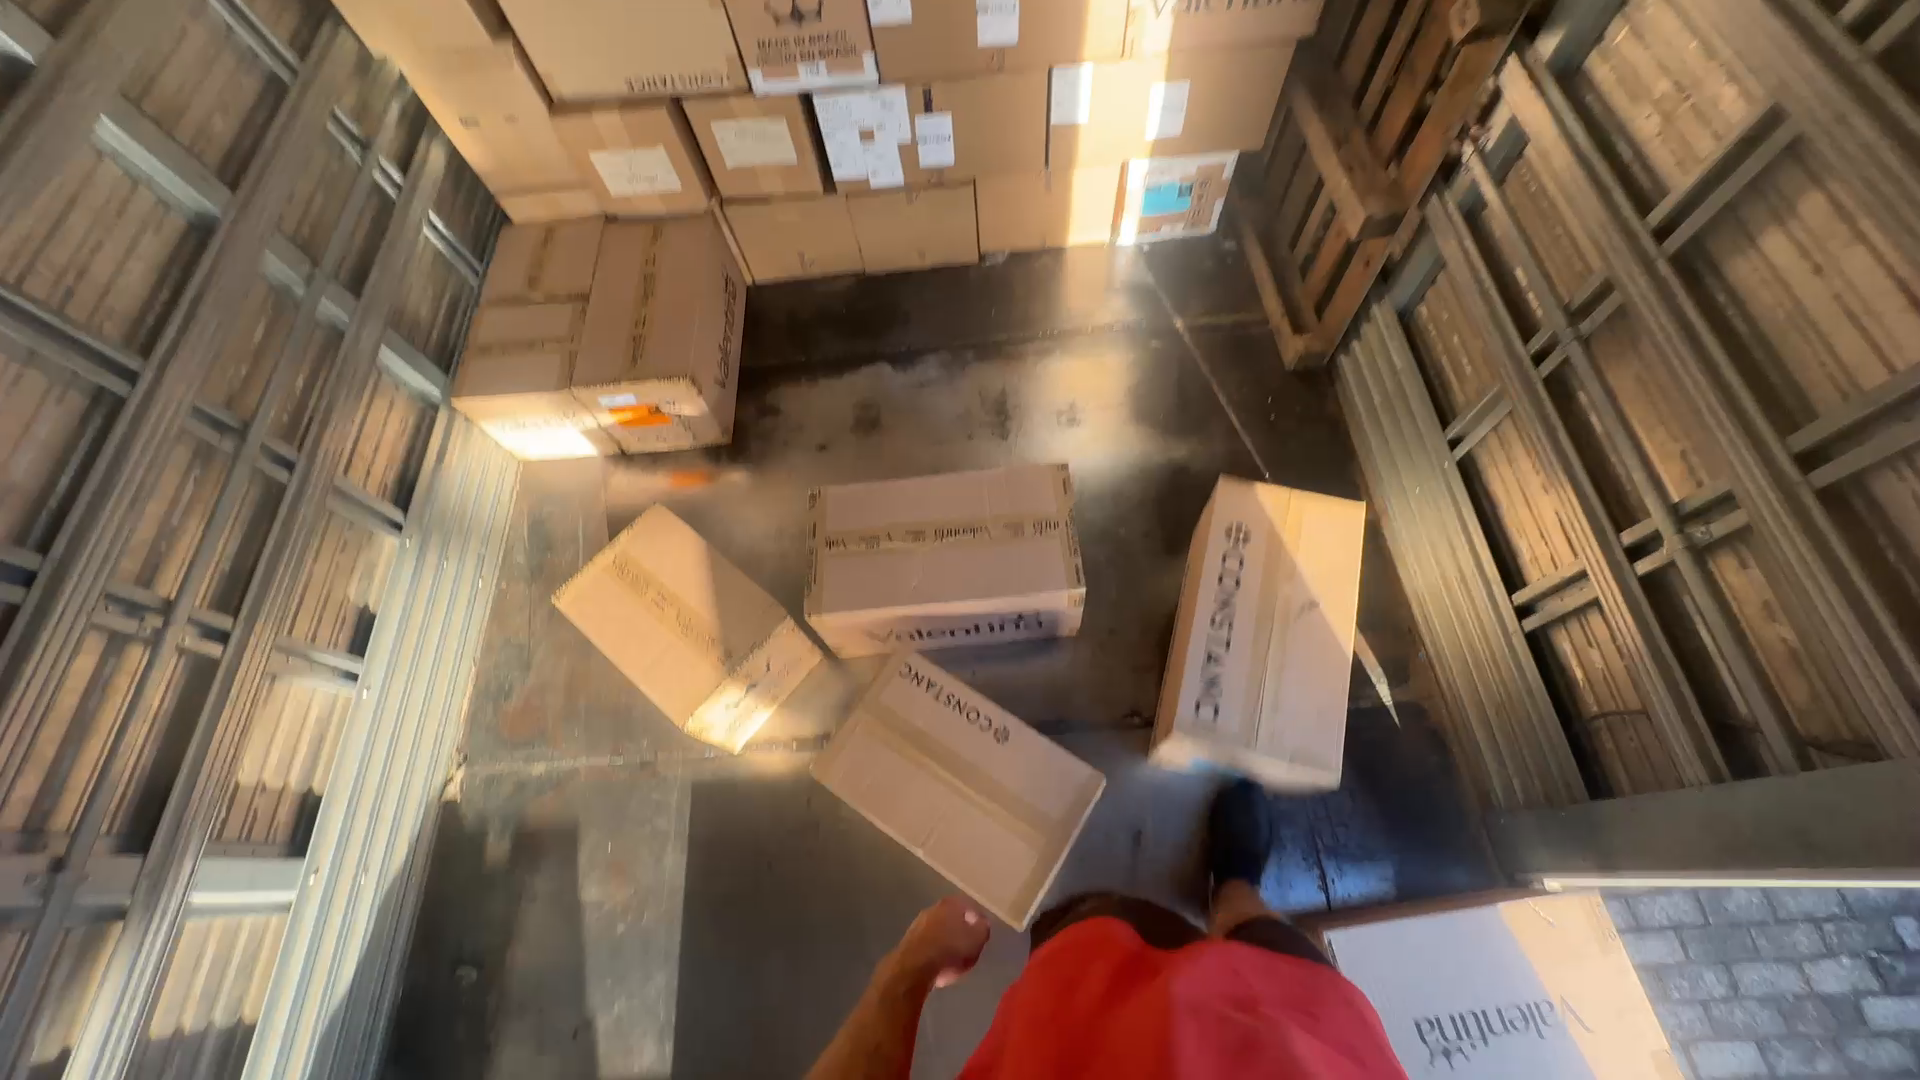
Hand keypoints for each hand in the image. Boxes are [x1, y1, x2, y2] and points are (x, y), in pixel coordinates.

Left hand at [889, 897, 989, 989]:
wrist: (914, 968)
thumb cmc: (950, 951)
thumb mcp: (977, 940)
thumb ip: (982, 928)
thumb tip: (982, 922)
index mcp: (951, 903)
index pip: (968, 907)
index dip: (977, 921)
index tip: (981, 935)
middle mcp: (933, 908)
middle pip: (952, 917)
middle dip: (960, 930)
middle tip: (968, 946)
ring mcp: (918, 923)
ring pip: (938, 929)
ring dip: (945, 940)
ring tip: (953, 958)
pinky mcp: (908, 941)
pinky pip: (927, 943)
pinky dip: (934, 950)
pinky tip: (938, 964)